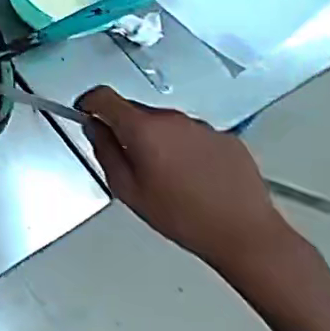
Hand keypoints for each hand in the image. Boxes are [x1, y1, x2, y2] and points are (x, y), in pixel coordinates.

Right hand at [75, 86, 301, 274]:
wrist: (243, 233)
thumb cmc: (183, 216)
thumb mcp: (127, 189)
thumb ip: (104, 151)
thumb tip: (95, 129)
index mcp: (143, 129)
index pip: (104, 97)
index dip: (89, 103)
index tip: (86, 112)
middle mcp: (173, 119)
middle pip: (135, 111)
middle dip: (125, 129)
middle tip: (128, 163)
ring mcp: (202, 127)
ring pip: (165, 124)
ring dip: (157, 140)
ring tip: (165, 177)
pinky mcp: (226, 138)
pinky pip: (193, 135)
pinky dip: (185, 149)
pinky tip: (191, 178)